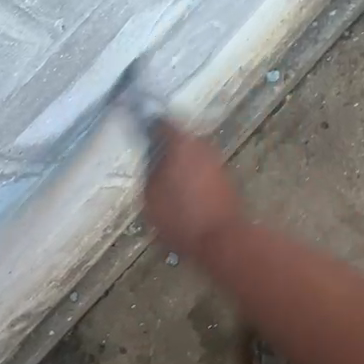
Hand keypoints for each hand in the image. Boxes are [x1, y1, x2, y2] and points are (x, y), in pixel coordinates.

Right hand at [142, 120, 243, 257]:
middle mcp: (201, 146)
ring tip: (165, 178)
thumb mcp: (150, 196)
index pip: (161, 123)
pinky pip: (202, 169)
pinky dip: (192, 175)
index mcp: (181, 143)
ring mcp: (217, 162)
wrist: (222, 240)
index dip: (148, 126)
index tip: (138, 130)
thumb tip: (150, 159)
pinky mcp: (225, 180)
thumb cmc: (180, 216)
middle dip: (166, 145)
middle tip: (150, 158)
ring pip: (192, 154)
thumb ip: (149, 171)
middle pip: (180, 138)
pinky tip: (182, 191)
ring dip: (180, 161)